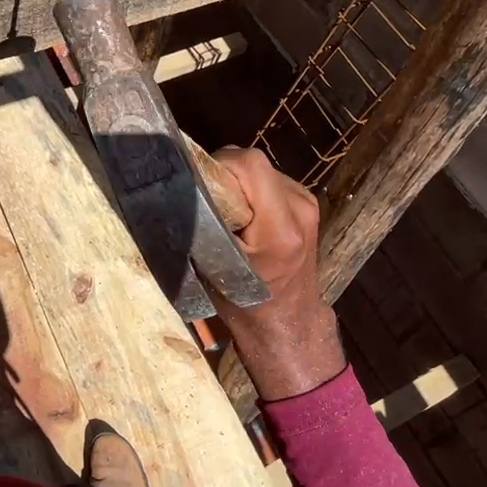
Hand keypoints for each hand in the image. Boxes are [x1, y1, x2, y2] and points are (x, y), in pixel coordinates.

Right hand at [212, 148, 346, 400]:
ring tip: (226, 211)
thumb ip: (204, 220)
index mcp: (281, 227)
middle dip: (224, 173)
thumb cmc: (243, 301)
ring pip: (258, 168)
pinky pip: (267, 177)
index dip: (220, 166)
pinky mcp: (306, 201)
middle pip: (252, 163)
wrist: (286, 323)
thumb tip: (179, 180)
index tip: (203, 188)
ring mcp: (307, 202)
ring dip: (236, 180)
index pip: (249, 164)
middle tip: (209, 202)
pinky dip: (249, 187)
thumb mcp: (214, 264)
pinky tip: (244, 213)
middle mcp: (300, 208)